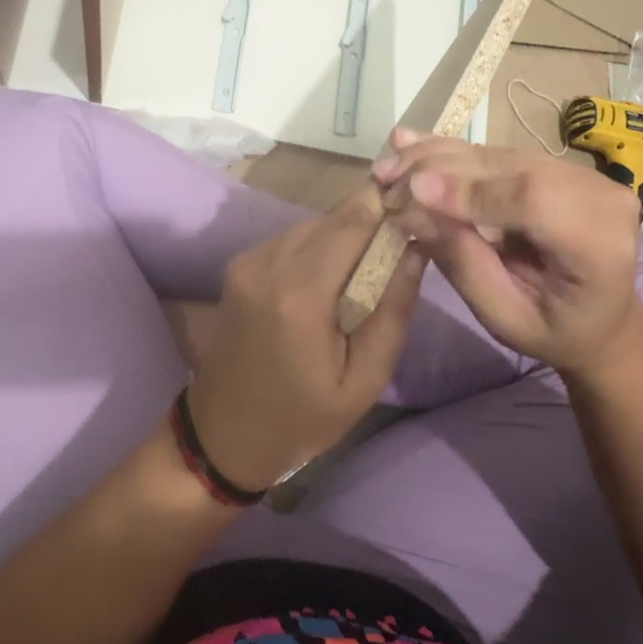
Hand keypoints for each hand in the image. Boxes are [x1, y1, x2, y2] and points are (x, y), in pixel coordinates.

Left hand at [185, 190, 425, 492]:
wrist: (223, 434)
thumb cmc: (301, 419)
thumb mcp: (363, 381)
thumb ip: (391, 312)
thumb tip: (414, 251)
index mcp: (300, 295)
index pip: (352, 223)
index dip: (387, 209)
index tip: (419, 213)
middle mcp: (268, 264)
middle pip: (331, 219)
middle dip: (369, 223)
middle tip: (401, 245)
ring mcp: (247, 261)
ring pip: (310, 225)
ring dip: (342, 236)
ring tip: (368, 269)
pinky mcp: (238, 265)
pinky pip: (289, 239)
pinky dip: (316, 248)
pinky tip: (330, 280)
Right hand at [372, 129, 642, 375]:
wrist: (598, 317)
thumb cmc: (553, 330)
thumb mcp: (506, 317)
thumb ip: (466, 265)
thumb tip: (414, 213)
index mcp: (600, 245)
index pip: (534, 202)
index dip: (472, 192)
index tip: (413, 190)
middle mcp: (599, 197)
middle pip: (513, 169)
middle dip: (443, 170)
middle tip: (384, 179)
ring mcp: (581, 174)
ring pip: (499, 154)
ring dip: (438, 156)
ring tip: (389, 164)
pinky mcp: (557, 164)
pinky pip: (499, 152)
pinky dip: (452, 151)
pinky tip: (411, 142)